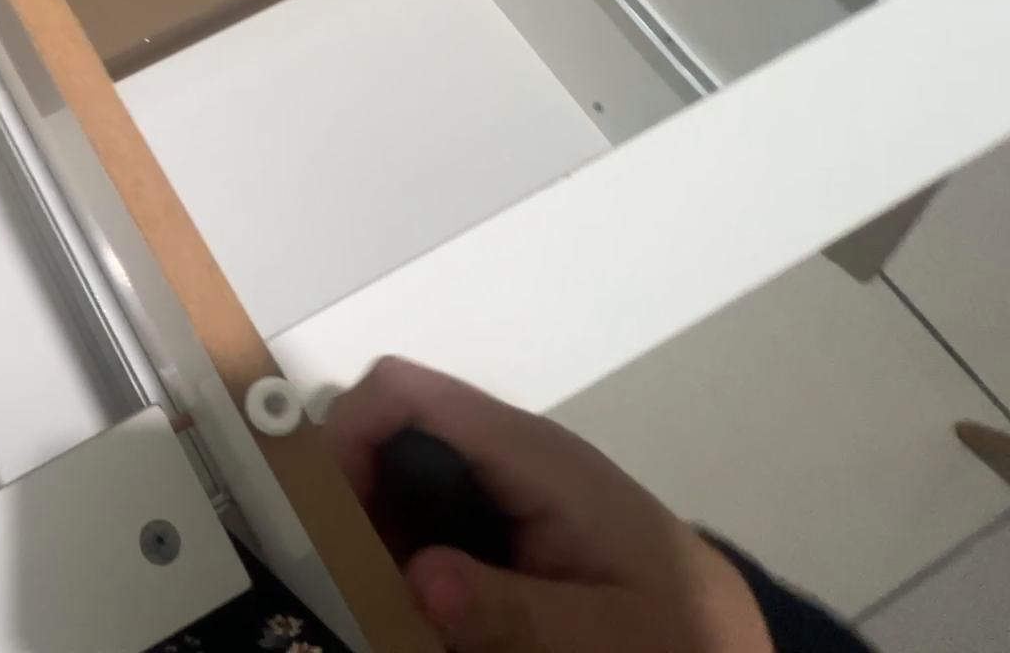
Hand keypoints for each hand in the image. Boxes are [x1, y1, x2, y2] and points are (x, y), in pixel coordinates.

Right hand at [323, 359, 771, 652]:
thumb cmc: (683, 641)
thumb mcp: (610, 643)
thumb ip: (515, 612)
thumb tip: (419, 577)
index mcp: (531, 452)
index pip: (405, 389)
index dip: (350, 427)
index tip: (334, 506)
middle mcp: (508, 443)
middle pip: (391, 416)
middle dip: (354, 477)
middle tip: (355, 558)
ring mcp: (505, 468)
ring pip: (401, 453)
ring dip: (374, 506)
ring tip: (384, 579)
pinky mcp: (504, 497)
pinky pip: (426, 486)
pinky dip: (401, 524)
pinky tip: (419, 579)